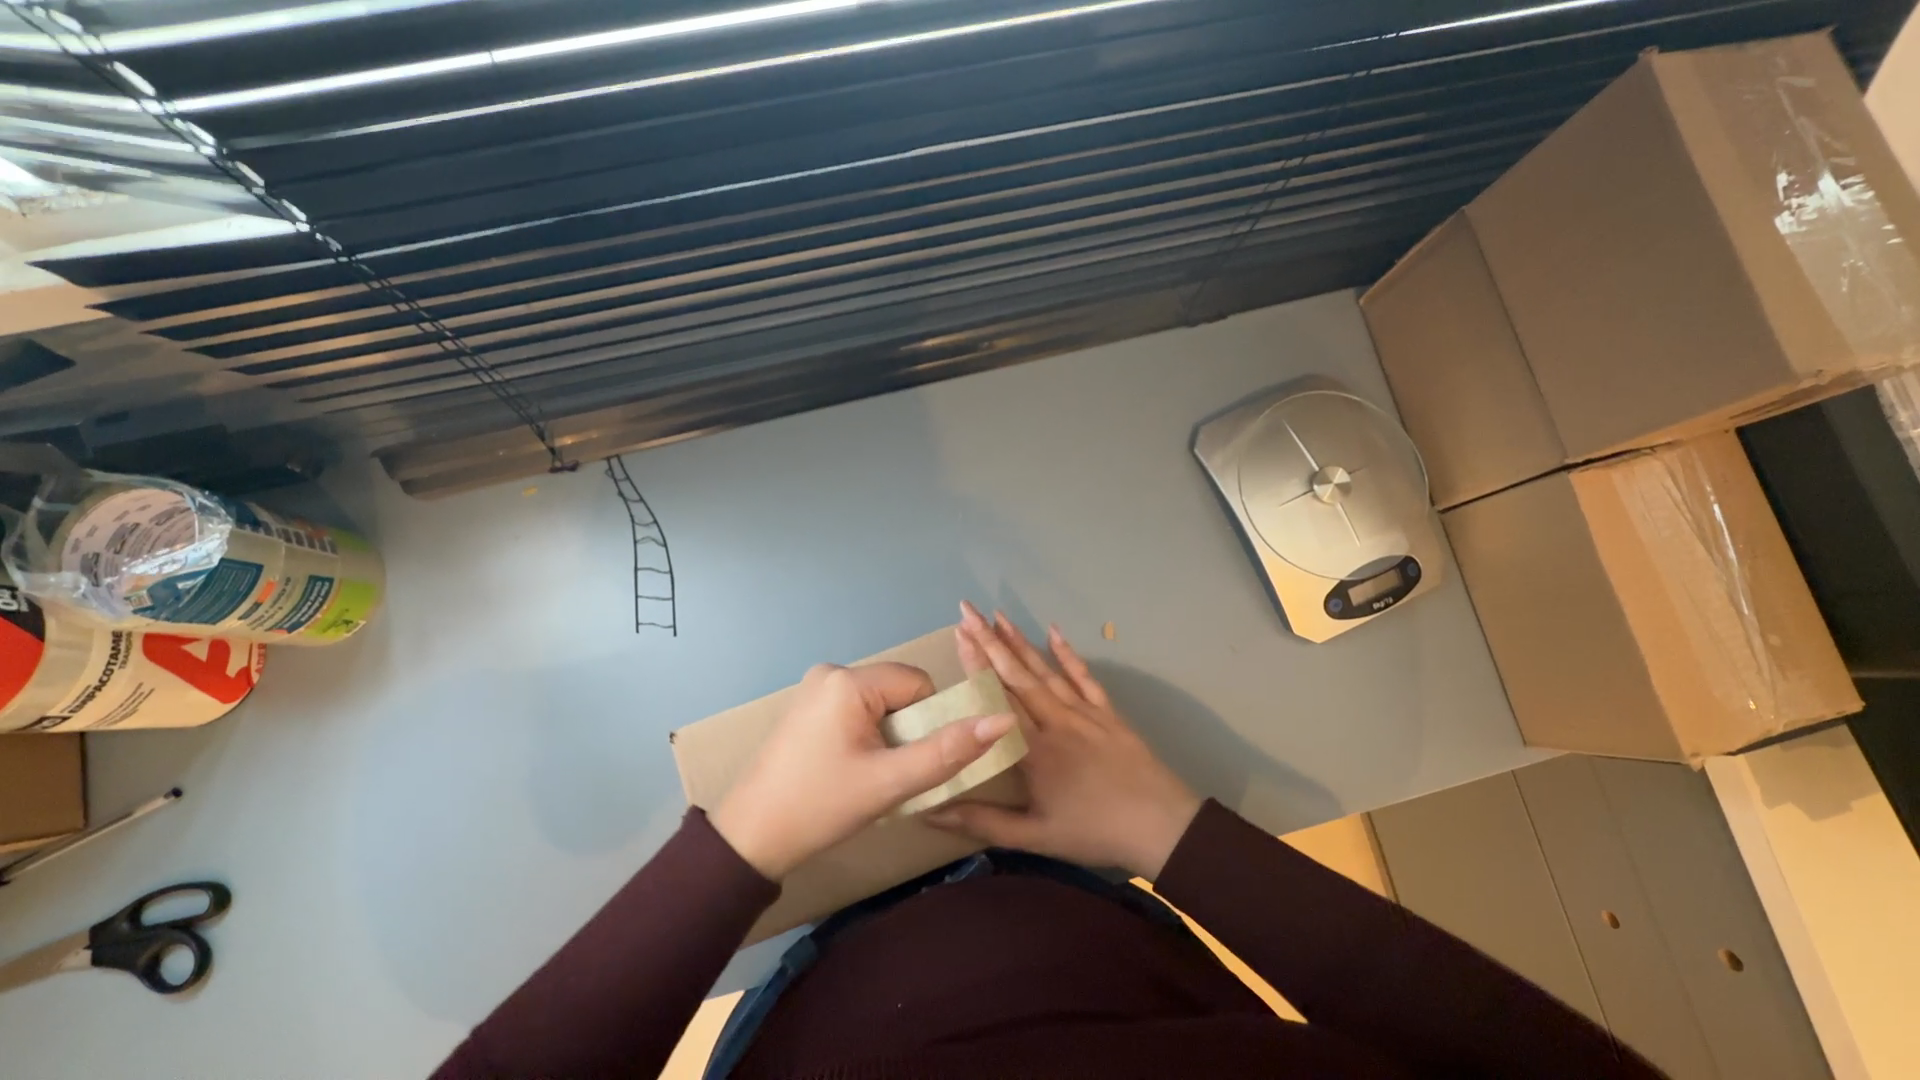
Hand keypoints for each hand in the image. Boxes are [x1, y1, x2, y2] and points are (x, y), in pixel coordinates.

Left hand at [711, 661, 1015, 879]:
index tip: (910, 762)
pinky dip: (865, 738)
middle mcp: (830, 672)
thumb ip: (948, 751)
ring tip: (866, 777)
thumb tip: (1004, 721)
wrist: (752, 838)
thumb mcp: (891, 782)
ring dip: (886, 738)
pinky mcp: (806, 708)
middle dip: (905, 732)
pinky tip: (848, 771)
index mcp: (848, 680)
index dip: (927, 723)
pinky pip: (856, 712)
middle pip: (898, 693)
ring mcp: (813, 689)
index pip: (918, 685)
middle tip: (886, 775)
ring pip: (879, 705)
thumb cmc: (821, 806)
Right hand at [928, 602, 1202, 880]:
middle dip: (990, 641)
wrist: (1163, 827)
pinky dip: (1069, 654)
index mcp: (1035, 751)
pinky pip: (1085, 678)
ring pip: (1046, 671)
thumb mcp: (1035, 837)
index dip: (977, 665)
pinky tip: (1054, 631)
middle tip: (968, 611)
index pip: (998, 699)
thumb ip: (982, 822)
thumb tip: (930, 812)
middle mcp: (1057, 722)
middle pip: (1018, 676)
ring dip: (1020, 642)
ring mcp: (1085, 714)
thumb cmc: (1095, 833)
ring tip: (997, 615)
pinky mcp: (1109, 714)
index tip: (958, 634)